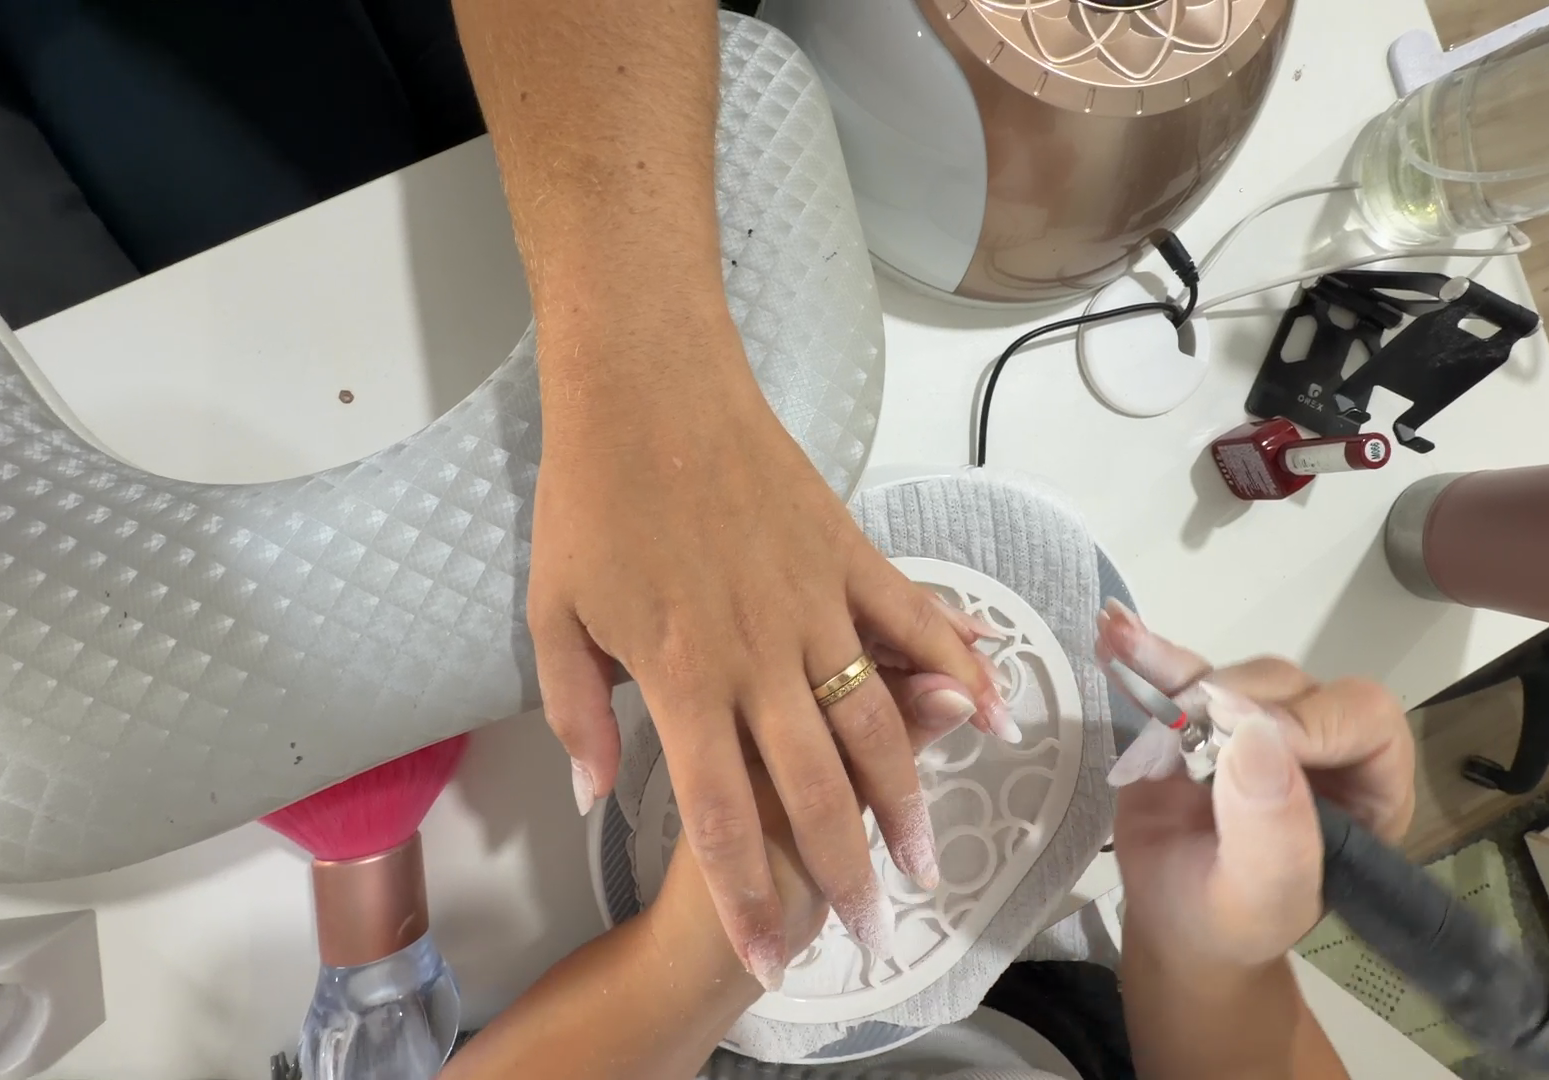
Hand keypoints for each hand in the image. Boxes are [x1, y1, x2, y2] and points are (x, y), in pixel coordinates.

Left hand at [528, 309, 1006, 988]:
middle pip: (813, 787)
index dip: (746, 893)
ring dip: (905, 799)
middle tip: (867, 933)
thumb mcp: (552, 615)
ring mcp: (816, 604)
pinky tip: (996, 713)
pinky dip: (961, 668)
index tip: (769, 957)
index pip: (720, 814)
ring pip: (875, 721)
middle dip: (841, 871)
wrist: (649, 394)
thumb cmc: (593, 500)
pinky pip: (914, 621)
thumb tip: (593, 796)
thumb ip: (578, 713)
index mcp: (684, 678)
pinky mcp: (850, 556)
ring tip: (926, 861)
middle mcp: (760, 656)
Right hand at [1096, 601, 1412, 969]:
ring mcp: (1249, 728)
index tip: (1233, 743)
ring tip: (1118, 645)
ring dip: (1174, 666)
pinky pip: (1176, 675)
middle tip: (1176, 729)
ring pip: (1229, 673)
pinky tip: (1111, 633)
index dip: (1305, 719)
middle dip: (1229, 698)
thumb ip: (1272, 829)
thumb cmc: (1227, 920)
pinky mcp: (1193, 720)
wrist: (1173, 918)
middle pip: (1288, 686)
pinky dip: (1143, 655)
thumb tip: (1253, 733)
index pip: (1359, 720)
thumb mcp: (1262, 898)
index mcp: (1363, 790)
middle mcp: (1315, 747)